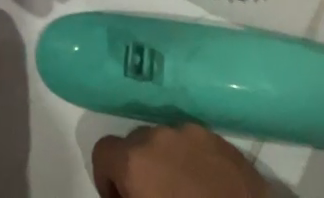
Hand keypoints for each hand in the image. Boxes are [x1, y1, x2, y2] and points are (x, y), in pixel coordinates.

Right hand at [91, 124, 266, 197]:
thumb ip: (124, 196)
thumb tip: (125, 192)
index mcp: (136, 159)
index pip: (103, 150)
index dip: (106, 177)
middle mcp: (160, 135)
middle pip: (135, 142)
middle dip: (137, 167)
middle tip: (150, 196)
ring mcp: (193, 133)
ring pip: (165, 140)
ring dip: (164, 160)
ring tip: (180, 190)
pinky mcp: (220, 139)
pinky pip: (193, 142)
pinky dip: (190, 159)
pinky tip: (204, 185)